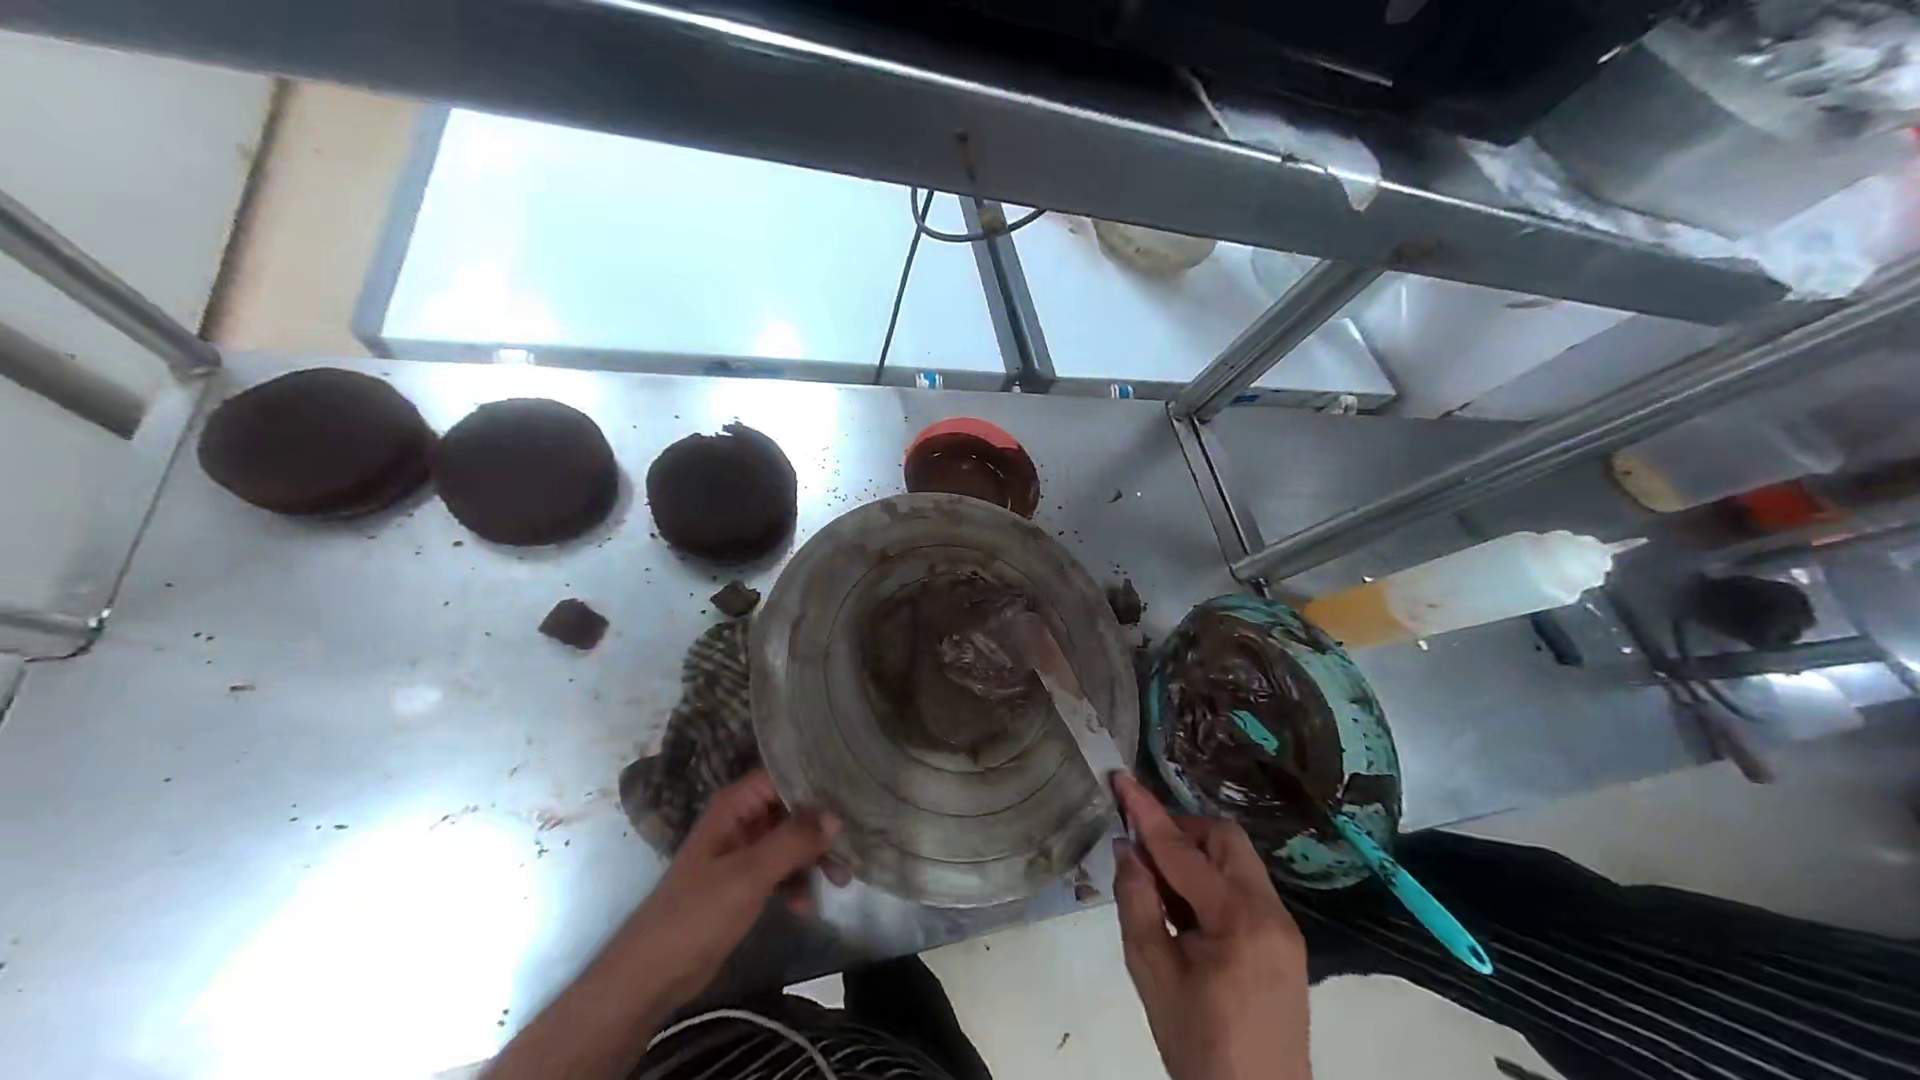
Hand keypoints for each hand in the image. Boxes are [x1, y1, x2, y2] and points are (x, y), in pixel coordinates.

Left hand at [623, 769, 841, 1008]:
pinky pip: (782, 869)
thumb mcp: (749, 874)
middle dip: (822, 827)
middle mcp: (741, 820)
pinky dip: (797, 882)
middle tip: (852, 845)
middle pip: (792, 809)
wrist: (653, 974)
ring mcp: (743, 852)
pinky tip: (806, 906)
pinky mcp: (746, 882)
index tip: (852, 789)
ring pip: (791, 841)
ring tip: (841, 879)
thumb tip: (837, 817)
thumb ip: (793, 841)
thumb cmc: (696, 913)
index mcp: (735, 806)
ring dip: (814, 858)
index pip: (782, 776)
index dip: (815, 781)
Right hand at [1112, 774, 1311, 1079]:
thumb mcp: (1151, 972)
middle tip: (1142, 849)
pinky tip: (1185, 910)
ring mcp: (1284, 926)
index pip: (1183, 850)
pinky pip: (1244, 887)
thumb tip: (1128, 848)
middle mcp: (1271, 911)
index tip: (1121, 778)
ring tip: (1159, 885)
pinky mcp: (1285, 942)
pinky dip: (1211, 881)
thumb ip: (1137, 900)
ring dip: (1196, 855)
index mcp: (1239, 919)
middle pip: (1225, 839)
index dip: (1147, 811)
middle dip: (1180, 830)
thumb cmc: (1198, 1044)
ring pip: (1237, 859)